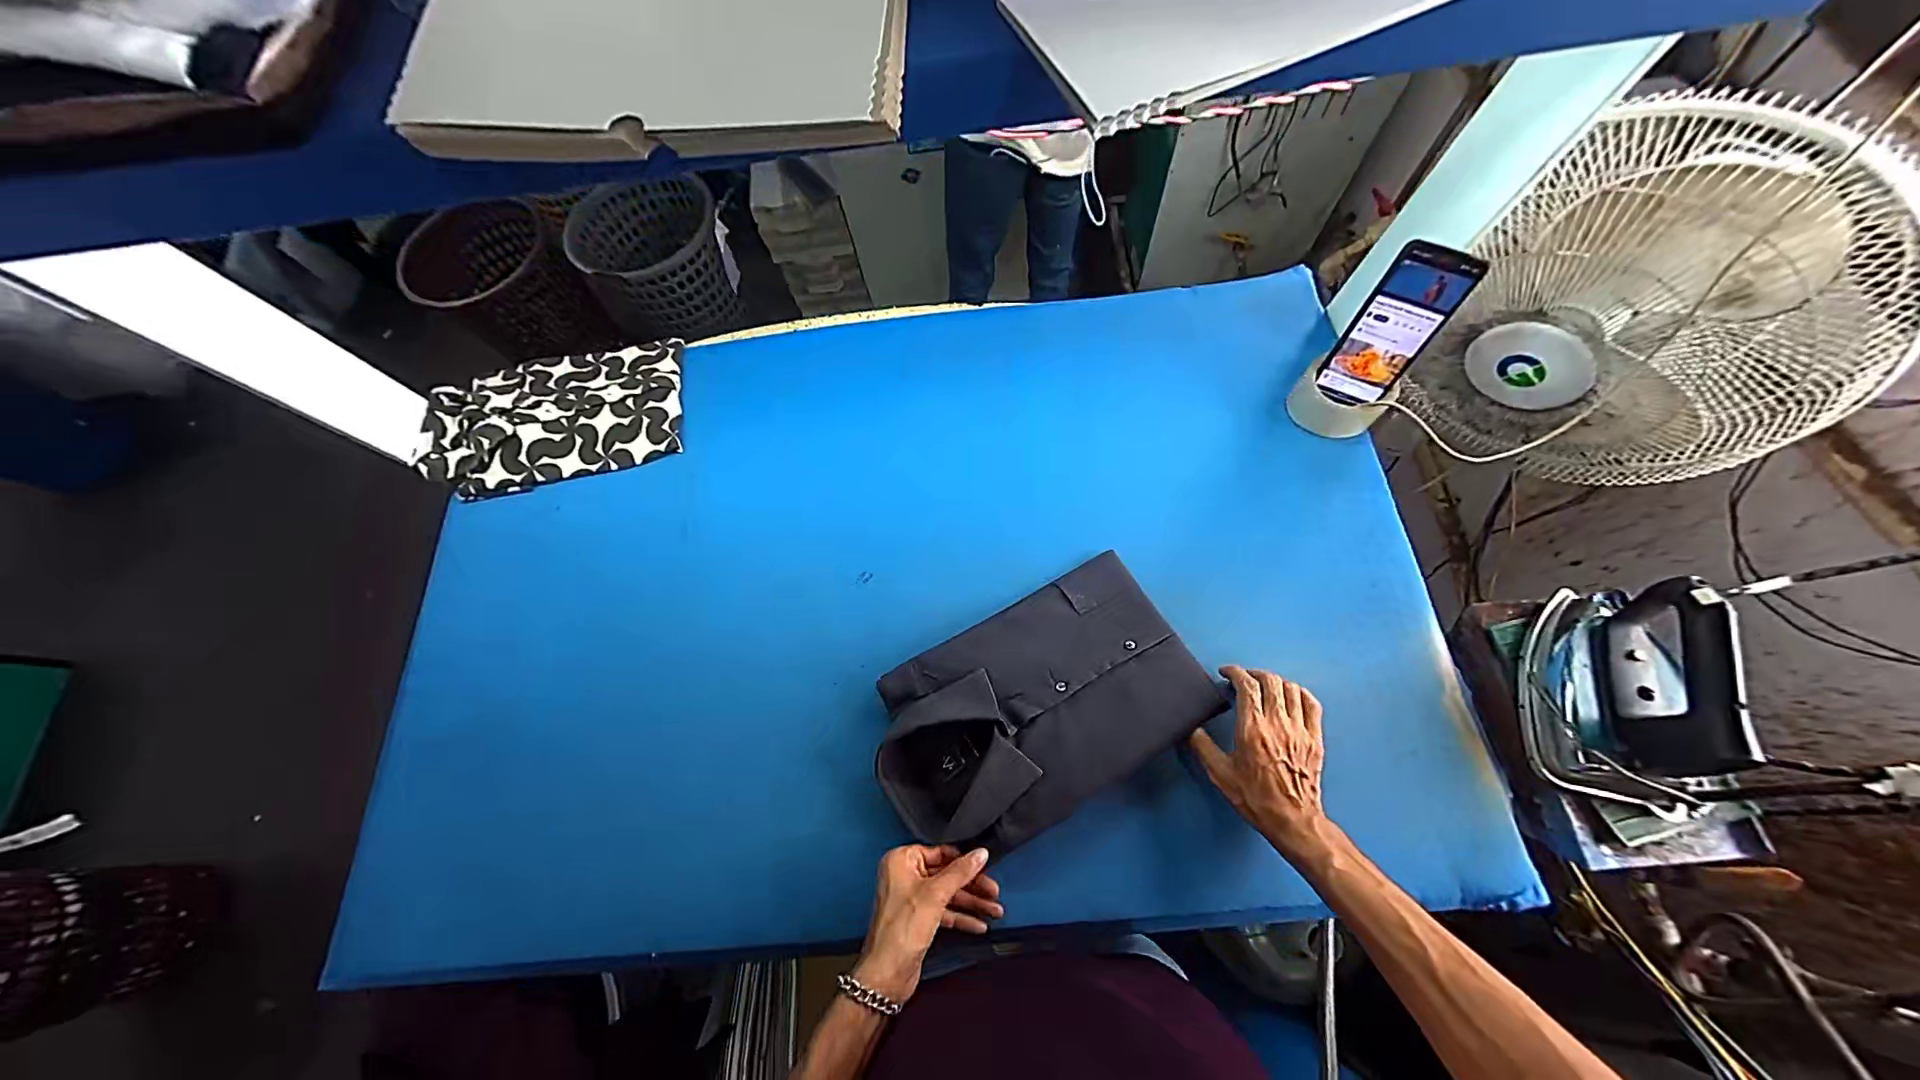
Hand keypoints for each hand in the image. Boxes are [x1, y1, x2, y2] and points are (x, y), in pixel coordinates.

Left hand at [851, 844, 1001, 1003]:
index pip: (940, 852)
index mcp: (901, 860)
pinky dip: (961, 917)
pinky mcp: (918, 919)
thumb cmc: (900, 931)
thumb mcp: (935, 895)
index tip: (985, 866)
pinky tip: (978, 924)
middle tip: (993, 892)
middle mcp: (905, 876)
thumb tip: (979, 854)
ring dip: (971, 903)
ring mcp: (911, 898)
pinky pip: (944, 911)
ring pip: (948, 894)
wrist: (887, 974)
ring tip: (994, 910)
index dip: (964, 861)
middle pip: (946, 874)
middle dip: (972, 886)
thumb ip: (960, 872)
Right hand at [1189, 666, 1330, 858]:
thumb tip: (1192, 729)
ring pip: (1291, 689)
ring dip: (1275, 681)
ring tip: (1265, 685)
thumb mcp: (1220, 773)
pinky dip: (1300, 693)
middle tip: (1243, 677)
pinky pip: (1312, 705)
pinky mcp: (1315, 739)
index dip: (1235, 672)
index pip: (1246, 685)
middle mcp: (1277, 724)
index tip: (1227, 672)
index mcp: (1252, 729)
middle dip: (1254, 673)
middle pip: (1270, 681)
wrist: (1292, 820)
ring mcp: (1299, 730)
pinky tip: (1292, 695)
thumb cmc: (1257, 799)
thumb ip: (1202, 746)